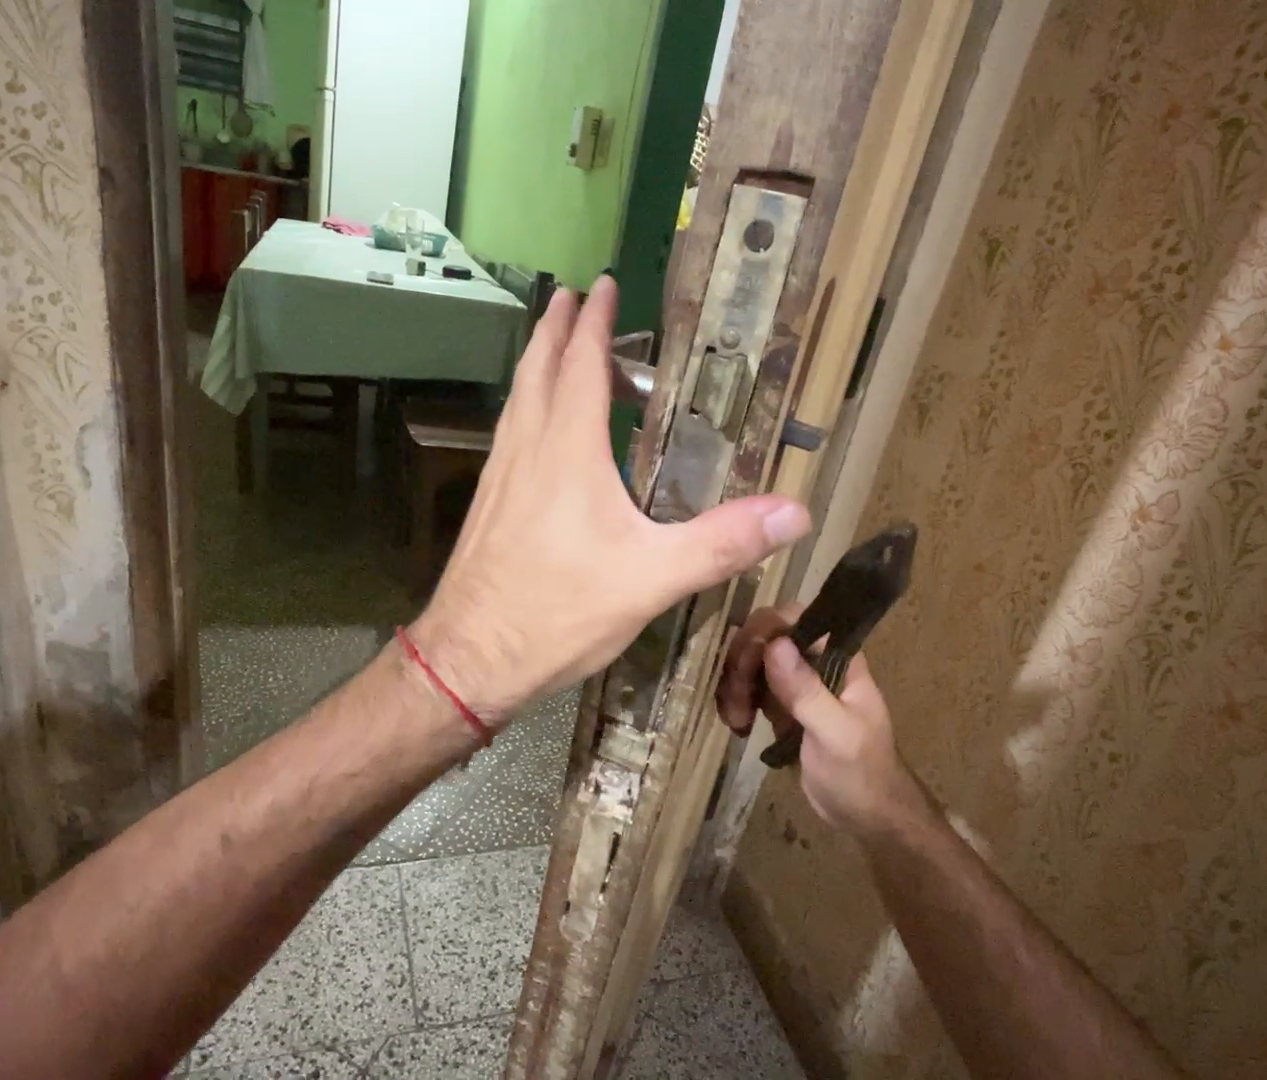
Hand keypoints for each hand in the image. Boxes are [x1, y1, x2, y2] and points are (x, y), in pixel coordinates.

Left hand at [412, 278, 811, 725]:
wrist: (470, 658)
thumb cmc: (559, 612)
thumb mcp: (652, 580)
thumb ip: (723, 543)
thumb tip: (797, 512)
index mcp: (566, 451)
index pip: (580, 366)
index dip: (594, 323)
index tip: (603, 284)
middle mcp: (526, 450)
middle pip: (538, 370)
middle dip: (556, 329)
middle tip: (572, 297)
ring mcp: (499, 477)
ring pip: (517, 400)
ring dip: (535, 364)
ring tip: (552, 345)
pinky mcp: (487, 506)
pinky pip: (509, 434)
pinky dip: (525, 407)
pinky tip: (533, 430)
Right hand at [715, 607, 929, 835]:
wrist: (866, 817)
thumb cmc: (860, 773)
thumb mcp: (835, 734)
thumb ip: (806, 690)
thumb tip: (775, 644)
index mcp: (838, 658)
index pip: (794, 619)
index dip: (764, 632)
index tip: (745, 664)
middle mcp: (815, 662)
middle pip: (765, 637)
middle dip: (742, 665)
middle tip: (736, 702)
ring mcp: (797, 683)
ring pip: (751, 661)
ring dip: (734, 685)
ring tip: (736, 720)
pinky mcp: (781, 705)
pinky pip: (749, 687)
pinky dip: (736, 701)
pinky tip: (738, 725)